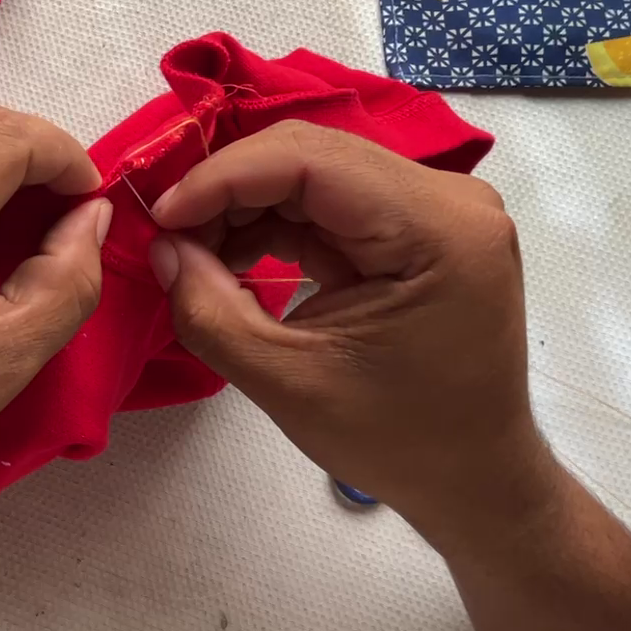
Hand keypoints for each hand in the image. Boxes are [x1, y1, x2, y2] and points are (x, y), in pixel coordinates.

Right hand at [148, 120, 555, 556]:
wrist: (471, 476)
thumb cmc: (395, 440)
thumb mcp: (283, 382)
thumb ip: (208, 310)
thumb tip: (160, 246)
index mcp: (436, 229)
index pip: (310, 160)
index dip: (222, 178)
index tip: (161, 218)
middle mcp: (443, 198)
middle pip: (307, 154)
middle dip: (225, 188)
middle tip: (169, 235)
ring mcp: (428, 206)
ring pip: (306, 171)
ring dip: (240, 205)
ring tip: (195, 255)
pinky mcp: (407, 224)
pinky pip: (319, 200)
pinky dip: (265, 222)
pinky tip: (232, 259)